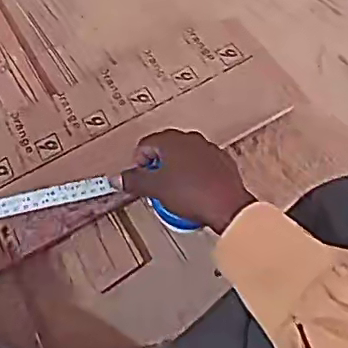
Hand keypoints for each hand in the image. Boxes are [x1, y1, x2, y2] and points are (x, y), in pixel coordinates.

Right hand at [118, 130, 255, 232]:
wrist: (230, 208)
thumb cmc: (192, 194)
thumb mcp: (155, 189)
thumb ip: (133, 181)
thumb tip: (117, 179)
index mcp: (170, 140)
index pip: (144, 146)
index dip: (140, 165)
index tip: (143, 180)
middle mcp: (189, 139)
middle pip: (164, 150)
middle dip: (158, 168)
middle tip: (158, 188)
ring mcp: (208, 149)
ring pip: (184, 158)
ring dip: (177, 172)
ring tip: (178, 194)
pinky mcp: (223, 163)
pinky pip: (202, 167)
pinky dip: (196, 177)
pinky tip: (196, 193)